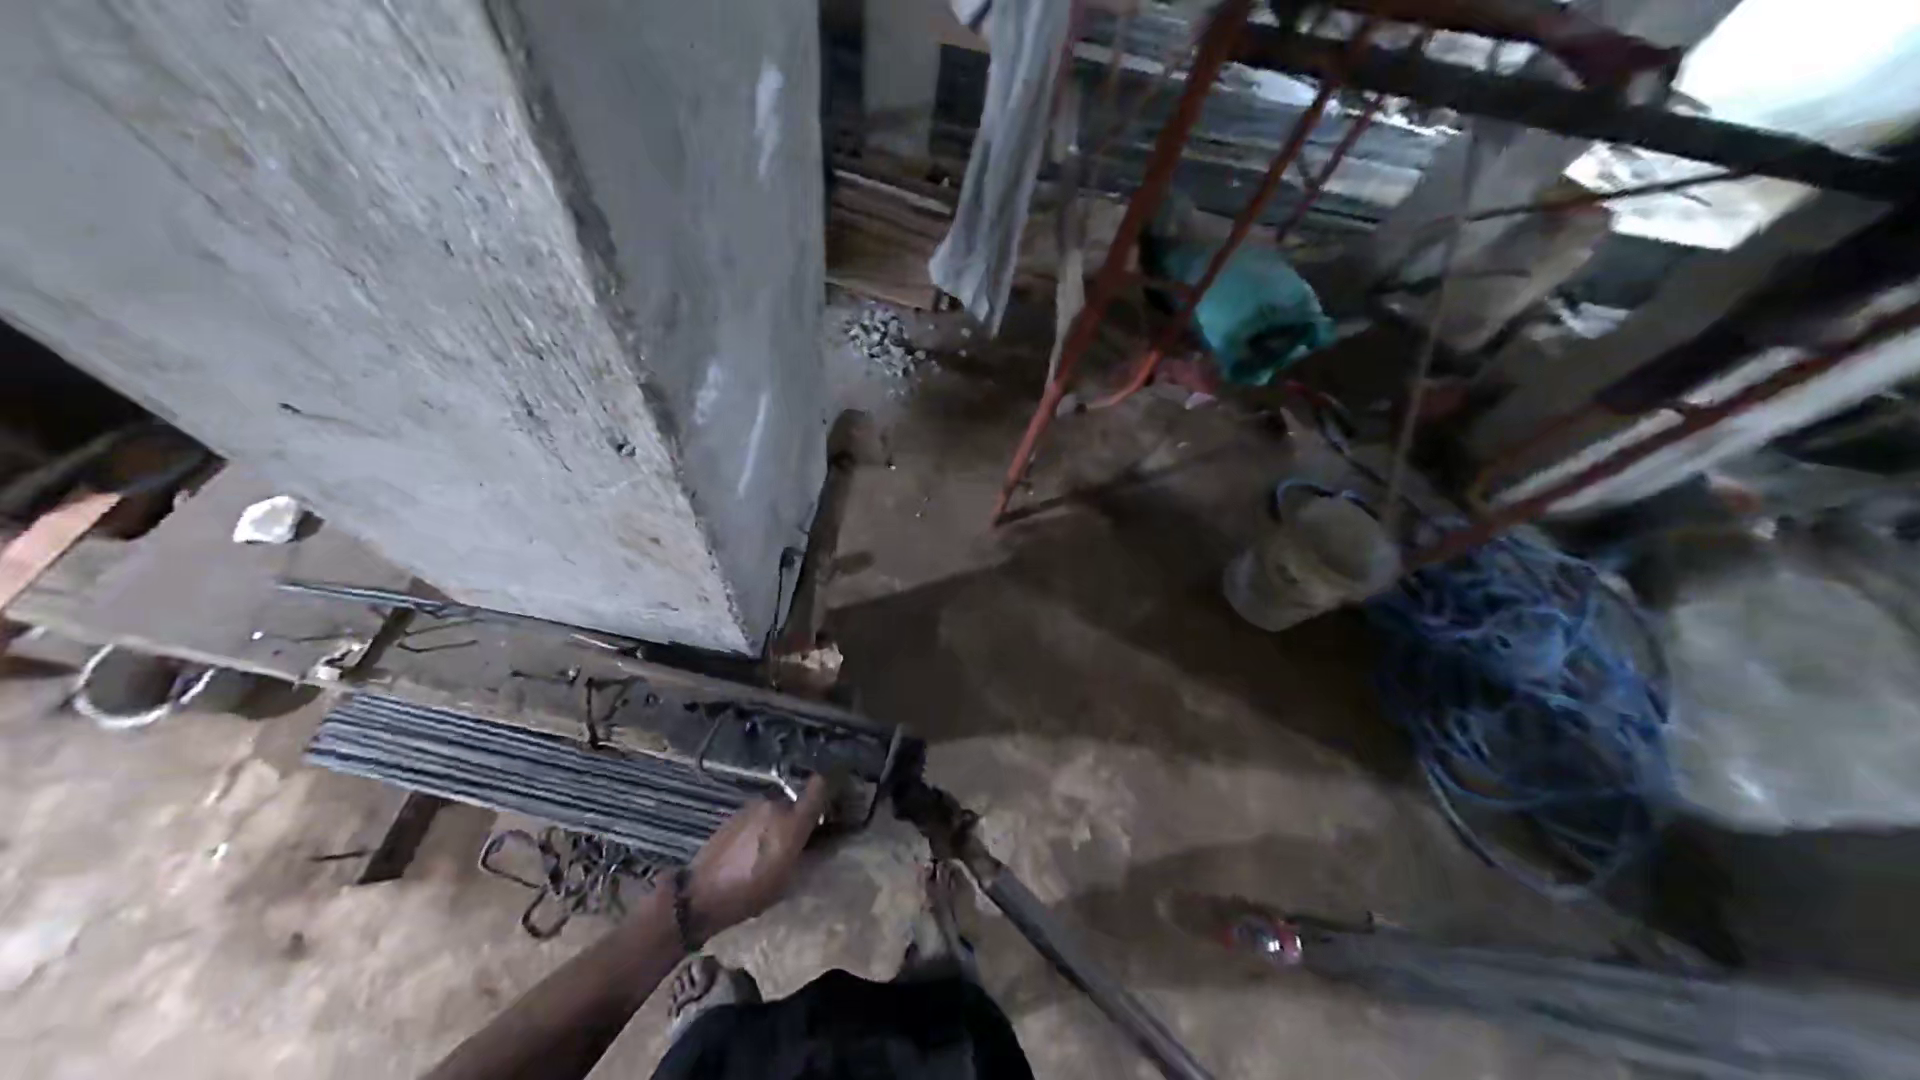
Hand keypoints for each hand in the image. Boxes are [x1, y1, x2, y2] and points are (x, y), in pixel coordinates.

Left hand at [683, 775, 833, 937]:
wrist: (700, 894)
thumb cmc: (750, 892)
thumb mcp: (788, 881)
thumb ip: (809, 853)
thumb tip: (827, 840)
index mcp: (793, 820)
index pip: (820, 785)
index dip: (832, 784)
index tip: (840, 791)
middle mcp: (775, 805)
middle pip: (798, 802)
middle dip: (802, 816)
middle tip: (803, 838)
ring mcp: (752, 807)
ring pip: (777, 809)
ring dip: (781, 822)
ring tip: (775, 848)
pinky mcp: (735, 814)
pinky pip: (760, 815)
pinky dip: (763, 826)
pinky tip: (755, 849)